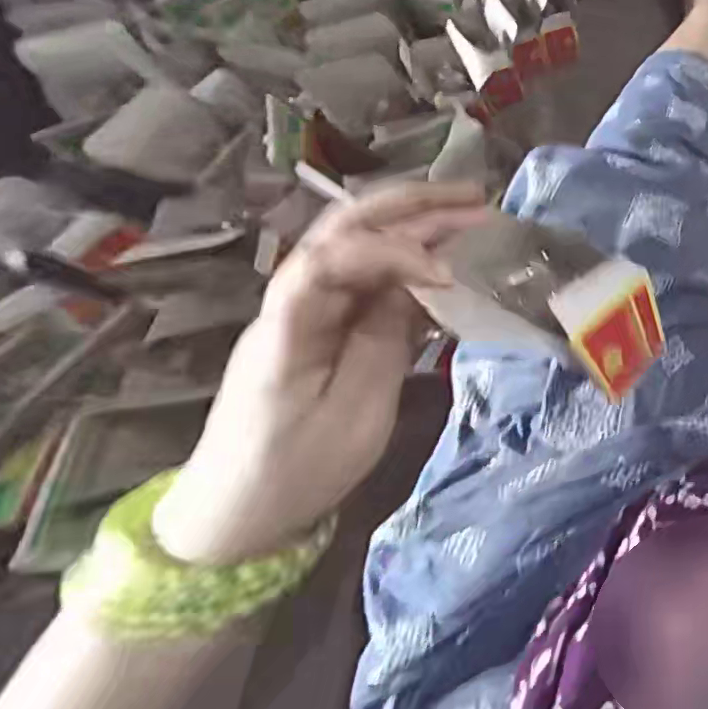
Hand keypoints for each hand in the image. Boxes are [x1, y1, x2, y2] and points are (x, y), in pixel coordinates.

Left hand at [151, 181, 492, 565]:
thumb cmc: (294, 472)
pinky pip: (370, 273)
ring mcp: (308, 305)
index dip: (394, 252)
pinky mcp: (327, 319)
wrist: (234, 512)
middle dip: (411, 204)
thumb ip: (388, 342)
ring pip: (358, 239)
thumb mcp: (354, 417)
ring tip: (470, 207)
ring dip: (414, 218)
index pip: (333, 258)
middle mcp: (293, 300)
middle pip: (345, 226)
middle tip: (474, 196)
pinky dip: (412, 254)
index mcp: (288, 327)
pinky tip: (448, 251)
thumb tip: (423, 287)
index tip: (447, 275)